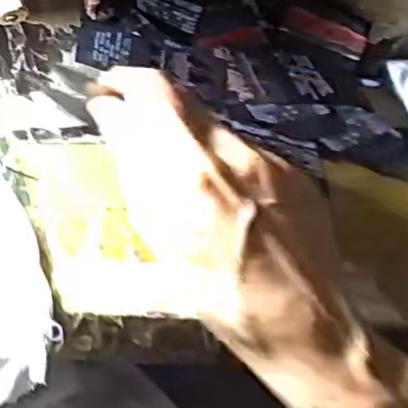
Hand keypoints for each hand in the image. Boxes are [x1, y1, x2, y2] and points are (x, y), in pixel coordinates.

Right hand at [88, 68, 407, 407]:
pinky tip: (219, 191)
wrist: (303, 328)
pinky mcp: (297, 176)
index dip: (121, 79)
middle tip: (130, 118)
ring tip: (174, 164)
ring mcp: (271, 162)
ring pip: (210, 125)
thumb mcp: (148, 216)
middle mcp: (232, 152)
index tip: (105, 90)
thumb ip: (129, 154)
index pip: (152, 87)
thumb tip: (108, 111)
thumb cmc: (204, 280)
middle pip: (181, 99)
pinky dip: (218, 157)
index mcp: (188, 162)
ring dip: (183, 132)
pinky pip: (242, 150)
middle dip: (149, 104)